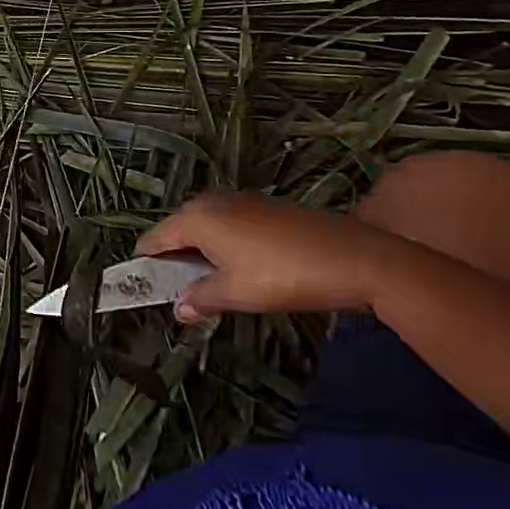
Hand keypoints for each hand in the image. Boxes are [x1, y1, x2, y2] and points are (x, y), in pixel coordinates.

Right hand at [138, 190, 393, 321]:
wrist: (362, 259)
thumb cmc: (287, 276)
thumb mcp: (237, 294)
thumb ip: (200, 299)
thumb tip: (180, 309)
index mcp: (194, 218)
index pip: (152, 241)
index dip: (147, 267)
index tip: (149, 291)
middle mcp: (209, 201)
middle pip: (176, 233)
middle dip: (177, 261)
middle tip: (190, 294)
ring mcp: (238, 200)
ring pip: (204, 229)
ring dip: (203, 255)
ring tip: (221, 285)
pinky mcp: (263, 206)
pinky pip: (228, 225)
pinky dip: (226, 245)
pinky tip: (248, 269)